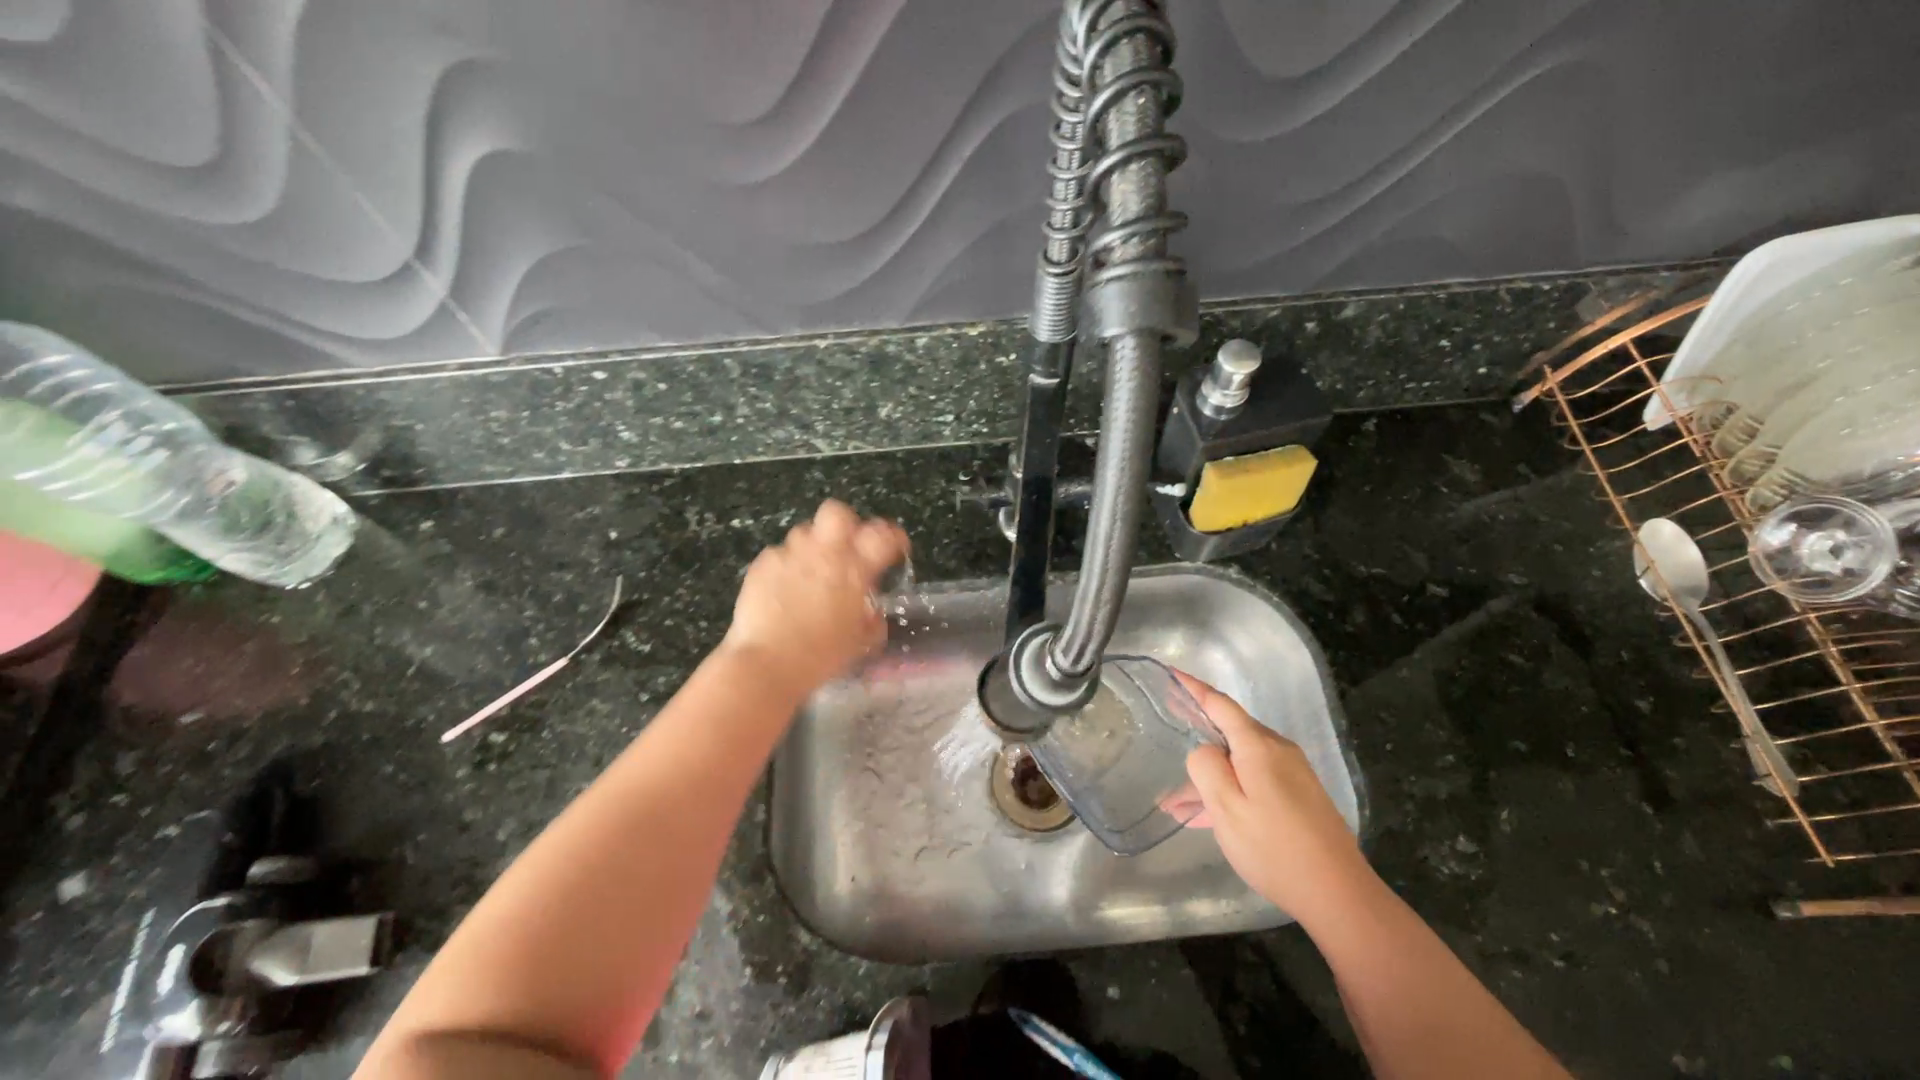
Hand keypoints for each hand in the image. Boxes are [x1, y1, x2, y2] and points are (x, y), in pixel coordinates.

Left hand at [720, 499, 909, 696]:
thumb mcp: (860, 642)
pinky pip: (780, 554)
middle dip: (846, 525)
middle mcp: (823, 553)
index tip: (896, 548)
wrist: (767, 663)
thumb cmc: (821, 656)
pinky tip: (784, 589)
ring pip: (805, 531)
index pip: (883, 535)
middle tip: (847, 548)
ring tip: (812, 571)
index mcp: (854, 570)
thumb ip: (871, 621)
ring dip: (814, 546)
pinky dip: (787, 566)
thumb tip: (872, 614)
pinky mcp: (763, 564)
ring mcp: (790, 555)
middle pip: (838, 513)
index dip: (894, 537)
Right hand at [1179, 671, 1368, 922]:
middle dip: (1197, 744)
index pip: (1220, 704)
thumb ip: (1206, 768)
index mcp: (1259, 747)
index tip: (1171, 674)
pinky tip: (1208, 817)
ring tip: (1176, 805)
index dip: (1194, 688)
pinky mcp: (1299, 796)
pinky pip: (1254, 781)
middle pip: (1230, 734)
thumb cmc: (1274, 849)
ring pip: (1240, 763)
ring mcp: (1292, 773)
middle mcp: (1279, 751)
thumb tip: (1204, 749)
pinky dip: (1229, 791)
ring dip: (1210, 779)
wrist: (1337, 892)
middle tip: (1164, 748)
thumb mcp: (1226, 809)